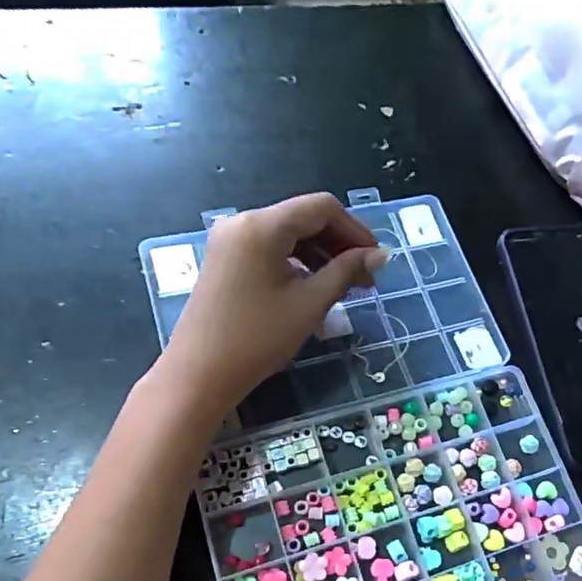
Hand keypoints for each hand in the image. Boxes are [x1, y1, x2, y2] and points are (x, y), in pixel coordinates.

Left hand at [163, 193, 387, 411]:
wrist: (201, 372)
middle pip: (304, 218)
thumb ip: (347, 272)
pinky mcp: (225, 259)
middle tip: (366, 279)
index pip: (322, 208)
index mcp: (263, 225)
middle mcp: (243, 221)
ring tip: (346, 287)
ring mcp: (230, 240)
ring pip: (288, 234)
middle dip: (339, 245)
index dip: (356, 230)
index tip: (377, 260)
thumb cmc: (259, 338)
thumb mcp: (310, 303)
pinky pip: (270, 249)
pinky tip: (314, 287)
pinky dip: (297, 262)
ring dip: (321, 255)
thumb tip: (380, 255)